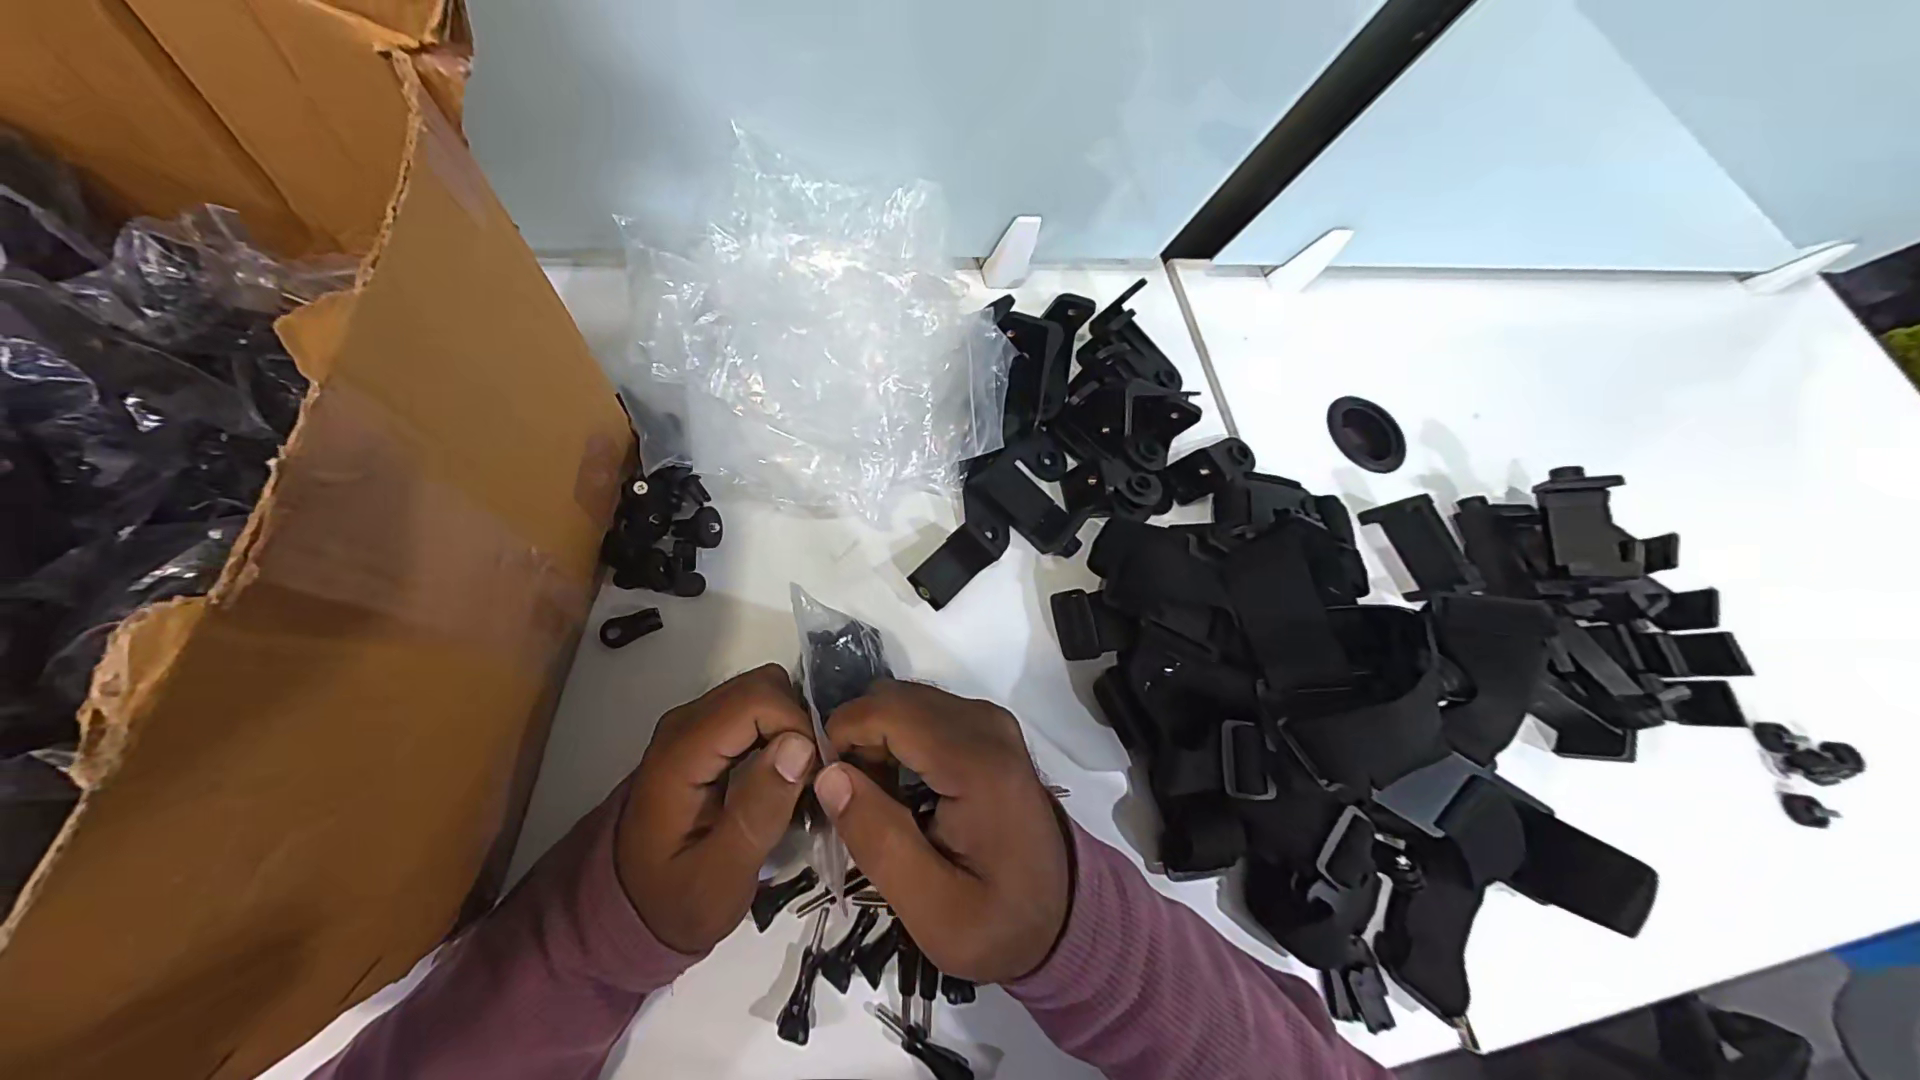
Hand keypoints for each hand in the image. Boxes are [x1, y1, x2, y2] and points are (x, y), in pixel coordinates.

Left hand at [617, 664, 818, 953]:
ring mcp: (694, 723)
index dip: (797, 727)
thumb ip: (757, 814)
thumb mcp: (720, 878)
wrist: (630, 909)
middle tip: (809, 781)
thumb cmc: (676, 900)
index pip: (757, 700)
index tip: (812, 778)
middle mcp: (686, 723)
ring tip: (798, 782)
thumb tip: (800, 746)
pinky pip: (757, 709)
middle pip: (764, 686)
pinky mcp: (707, 731)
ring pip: (765, 692)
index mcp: (682, 753)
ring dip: (794, 728)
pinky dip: (782, 731)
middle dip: (800, 724)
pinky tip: (782, 777)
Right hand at [814, 680, 1070, 983]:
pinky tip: (902, 789)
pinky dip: (898, 740)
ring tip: (880, 803)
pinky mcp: (987, 727)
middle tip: (856, 804)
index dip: (842, 739)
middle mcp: (986, 723)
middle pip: (893, 699)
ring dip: (876, 741)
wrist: (1061, 912)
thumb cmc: (998, 919)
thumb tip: (828, 773)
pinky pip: (924, 711)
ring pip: (905, 701)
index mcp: (977, 762)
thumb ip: (878, 840)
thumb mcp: (932, 910)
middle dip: (858, 741)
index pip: (887, 711)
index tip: (829, 792)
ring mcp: (989, 720)